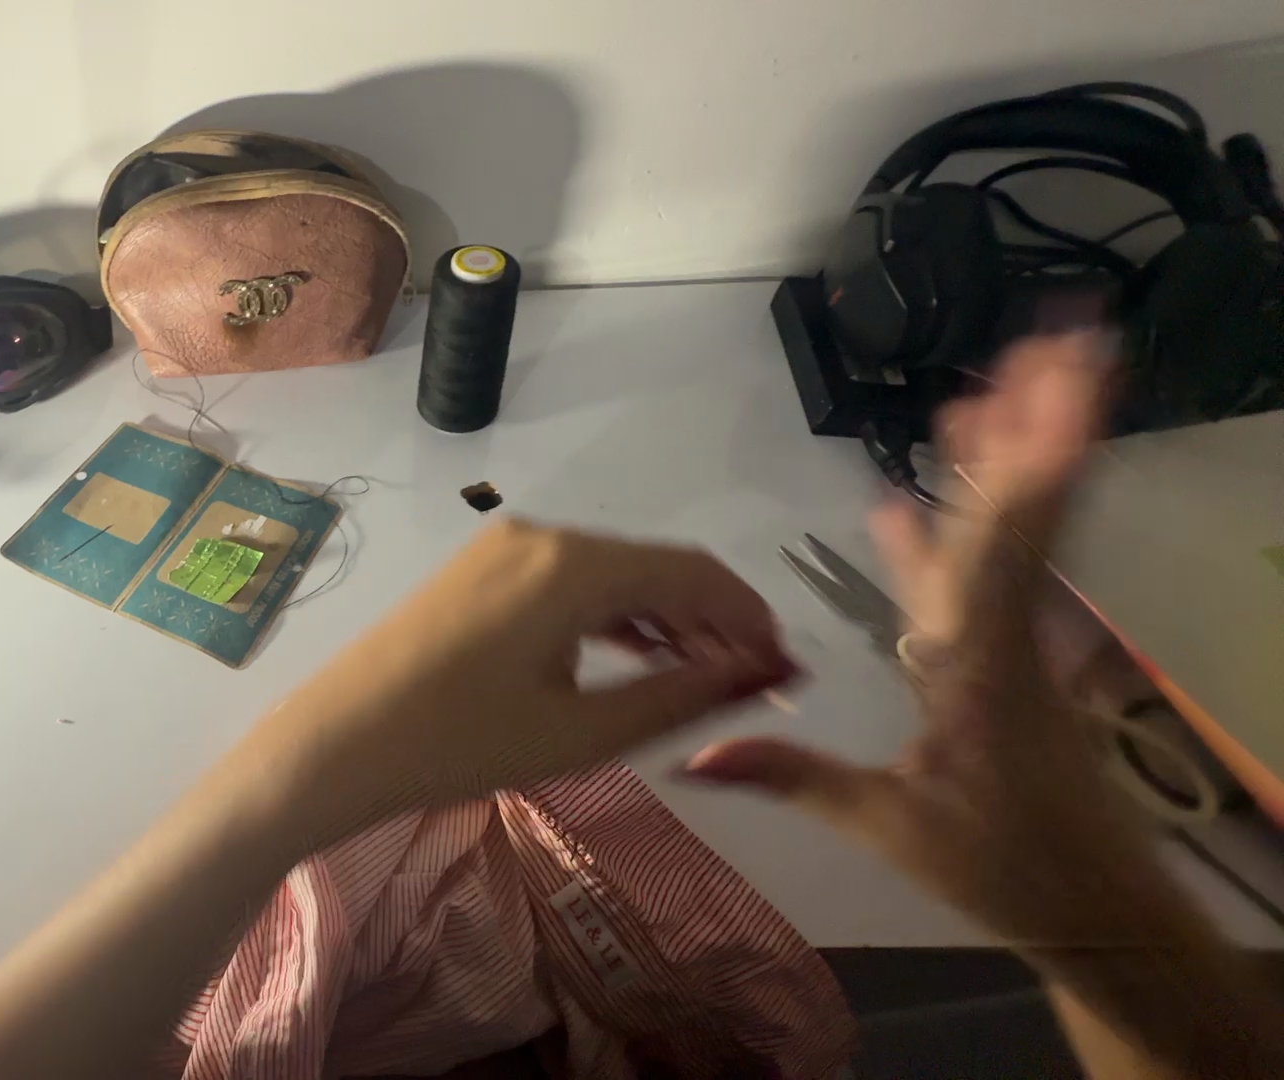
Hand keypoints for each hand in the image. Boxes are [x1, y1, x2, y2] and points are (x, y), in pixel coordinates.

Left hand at [242, 522, 798, 842]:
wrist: (339, 740)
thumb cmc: (458, 743)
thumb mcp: (580, 731)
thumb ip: (678, 695)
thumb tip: (757, 672)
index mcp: (570, 563)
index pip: (691, 571)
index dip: (746, 617)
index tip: (780, 669)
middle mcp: (537, 535)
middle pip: (647, 567)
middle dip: (704, 619)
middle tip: (743, 683)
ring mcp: (498, 548)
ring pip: (603, 573)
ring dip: (654, 617)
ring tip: (691, 676)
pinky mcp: (474, 569)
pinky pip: (560, 581)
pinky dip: (602, 614)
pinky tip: (622, 654)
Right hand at [683, 334, 1191, 946]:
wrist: (1094, 912)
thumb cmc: (998, 867)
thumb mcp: (888, 827)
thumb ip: (793, 778)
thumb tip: (691, 753)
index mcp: (983, 671)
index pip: (998, 560)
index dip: (1016, 477)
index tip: (1042, 401)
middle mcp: (1006, 639)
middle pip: (1020, 525)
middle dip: (1031, 434)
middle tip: (1051, 348)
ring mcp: (1006, 644)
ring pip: (1004, 542)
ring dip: (1000, 466)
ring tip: (986, 394)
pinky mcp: (993, 656)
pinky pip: (969, 580)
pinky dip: (944, 535)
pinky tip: (907, 502)